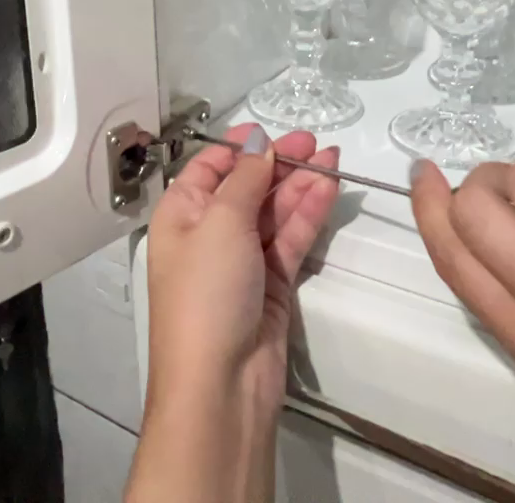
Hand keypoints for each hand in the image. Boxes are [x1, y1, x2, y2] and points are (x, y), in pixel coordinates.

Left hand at [127, 125, 340, 502]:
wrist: (221, 383)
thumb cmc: (206, 292)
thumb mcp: (220, 222)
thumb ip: (245, 178)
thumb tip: (257, 142)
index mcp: (181, 213)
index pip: (210, 167)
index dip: (241, 146)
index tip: (273, 130)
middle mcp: (208, 232)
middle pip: (247, 185)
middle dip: (279, 162)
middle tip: (316, 143)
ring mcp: (242, 259)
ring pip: (273, 210)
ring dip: (300, 184)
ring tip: (333, 159)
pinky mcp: (272, 283)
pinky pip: (290, 238)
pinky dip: (308, 214)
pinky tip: (328, 189)